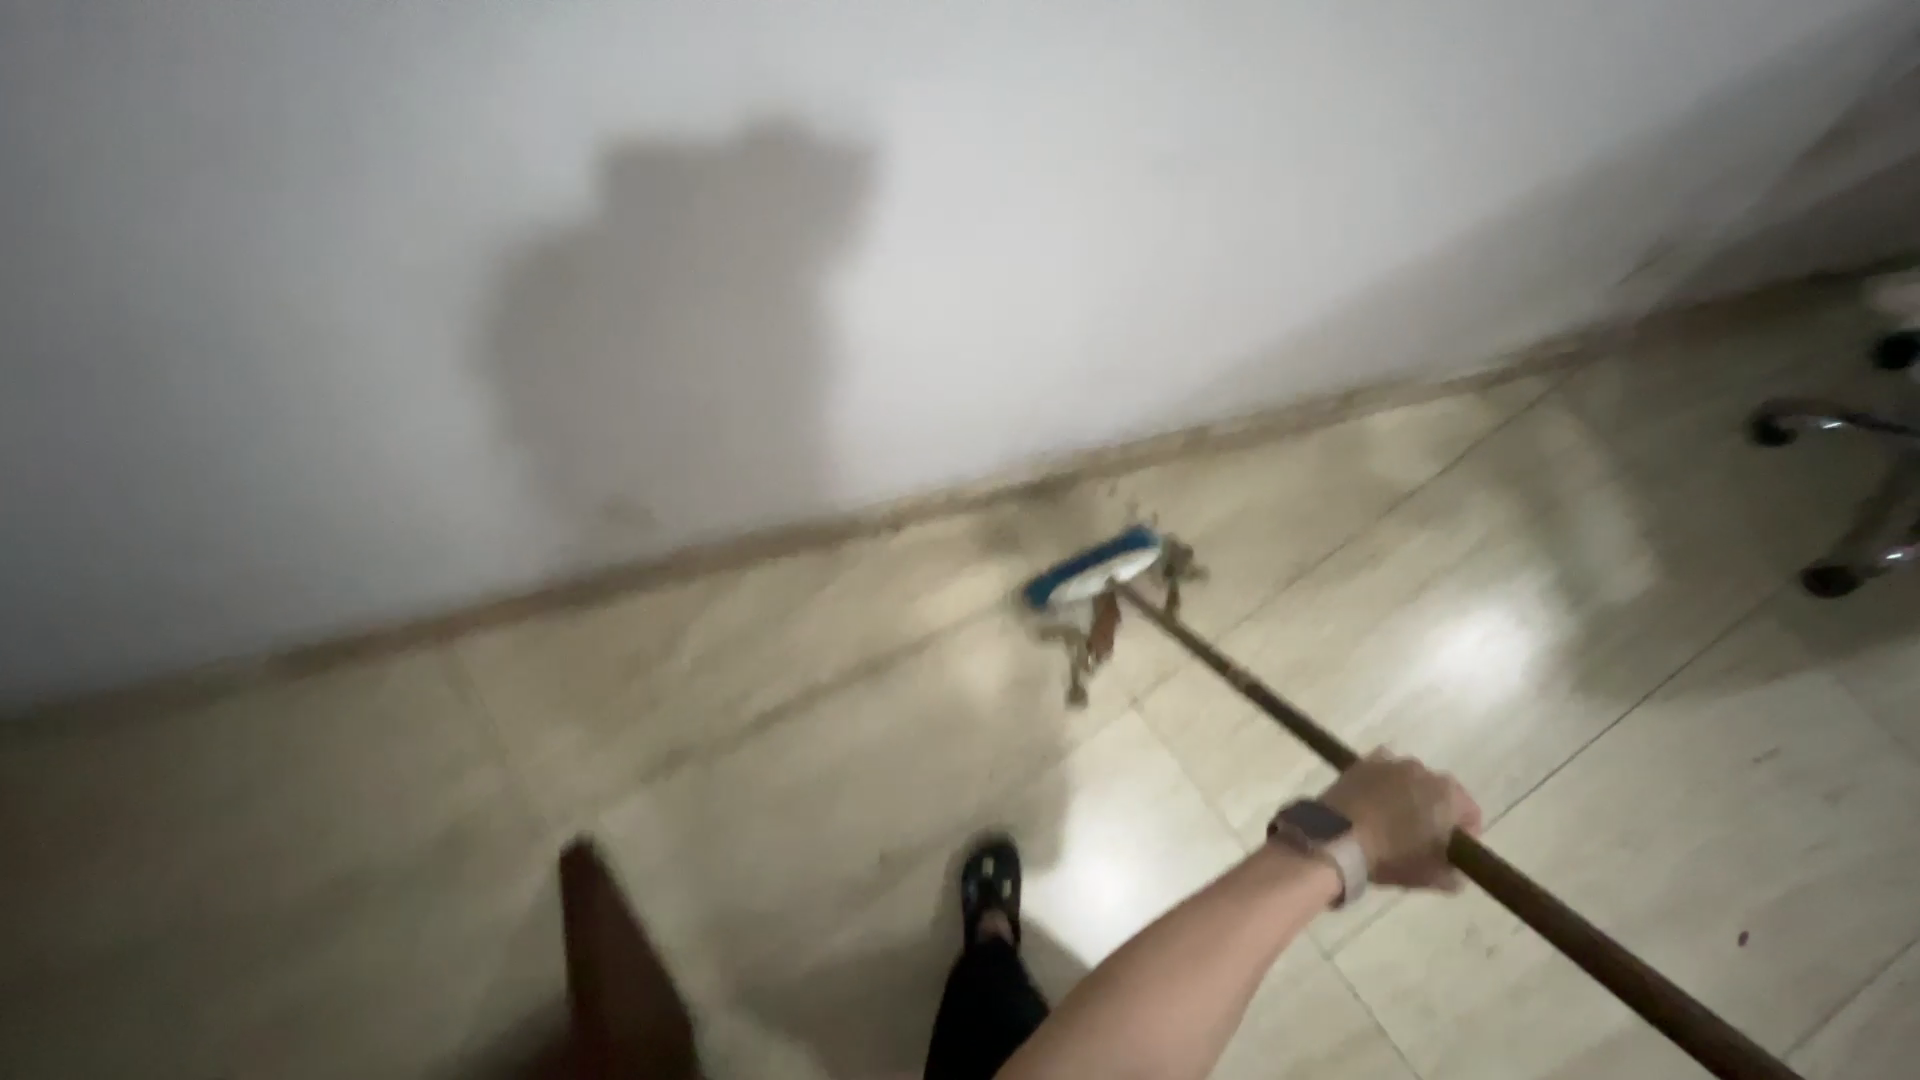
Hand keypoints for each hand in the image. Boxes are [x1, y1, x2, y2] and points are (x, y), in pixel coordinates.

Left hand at [1318, 749, 1481, 891]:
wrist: (1337, 835)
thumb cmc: (1392, 855)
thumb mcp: (1432, 877)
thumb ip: (1453, 874)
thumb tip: (1453, 872)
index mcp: (1449, 794)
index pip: (1470, 814)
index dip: (1464, 835)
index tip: (1450, 853)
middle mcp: (1422, 770)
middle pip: (1439, 793)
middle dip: (1435, 813)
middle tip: (1422, 838)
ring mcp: (1389, 762)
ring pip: (1410, 781)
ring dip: (1409, 796)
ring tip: (1394, 820)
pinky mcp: (1361, 762)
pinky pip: (1381, 771)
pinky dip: (1383, 783)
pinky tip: (1374, 801)